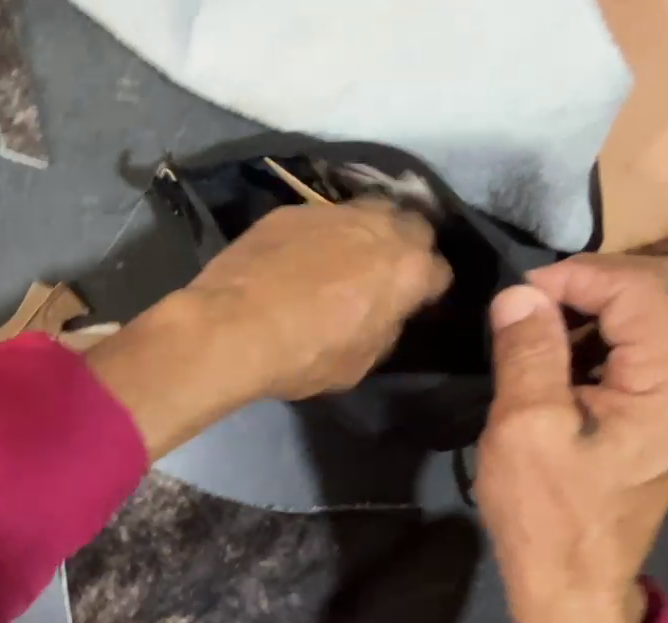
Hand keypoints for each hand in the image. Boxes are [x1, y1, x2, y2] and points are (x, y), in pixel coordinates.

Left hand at [89, 200, 450, 457]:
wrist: (229, 329)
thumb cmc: (299, 357)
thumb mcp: (356, 365)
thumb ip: (382, 334)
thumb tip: (383, 319)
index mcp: (409, 269)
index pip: (438, 274)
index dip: (425, 293)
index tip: (411, 305)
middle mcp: (380, 227)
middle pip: (409, 228)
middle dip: (402, 249)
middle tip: (379, 275)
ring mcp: (331, 214)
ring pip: (364, 213)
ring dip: (360, 234)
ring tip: (340, 259)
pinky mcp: (287, 212)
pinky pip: (314, 221)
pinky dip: (313, 237)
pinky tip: (293, 258)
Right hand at [476, 255, 667, 622]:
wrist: (570, 577)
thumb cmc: (545, 510)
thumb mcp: (523, 428)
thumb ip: (527, 354)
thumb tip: (517, 295)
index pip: (642, 287)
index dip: (576, 275)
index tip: (514, 293)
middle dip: (595, 279)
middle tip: (529, 300)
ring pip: (663, 308)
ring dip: (600, 302)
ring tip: (539, 324)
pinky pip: (649, 342)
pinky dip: (605, 330)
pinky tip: (560, 351)